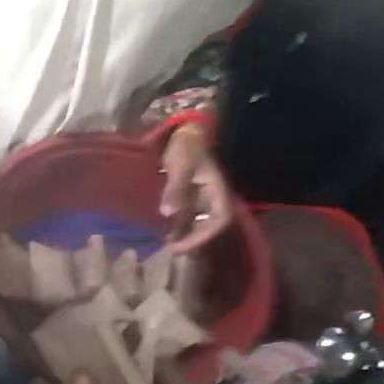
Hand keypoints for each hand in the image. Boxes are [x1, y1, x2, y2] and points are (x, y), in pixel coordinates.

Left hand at [159, 124, 233, 254]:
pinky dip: (178, 227)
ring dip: (185, 236)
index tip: (185, 246)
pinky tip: (164, 234)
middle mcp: (214, 200)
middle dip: (192, 241)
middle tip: (172, 251)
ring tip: (167, 246)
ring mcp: (203, 200)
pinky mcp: (192, 199)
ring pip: (198, 225)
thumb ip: (176, 189)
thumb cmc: (188, 146)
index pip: (219, 221)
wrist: (186, 132)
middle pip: (209, 228)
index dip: (204, 237)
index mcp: (219, 192)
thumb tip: (167, 213)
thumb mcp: (181, 166)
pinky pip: (188, 217)